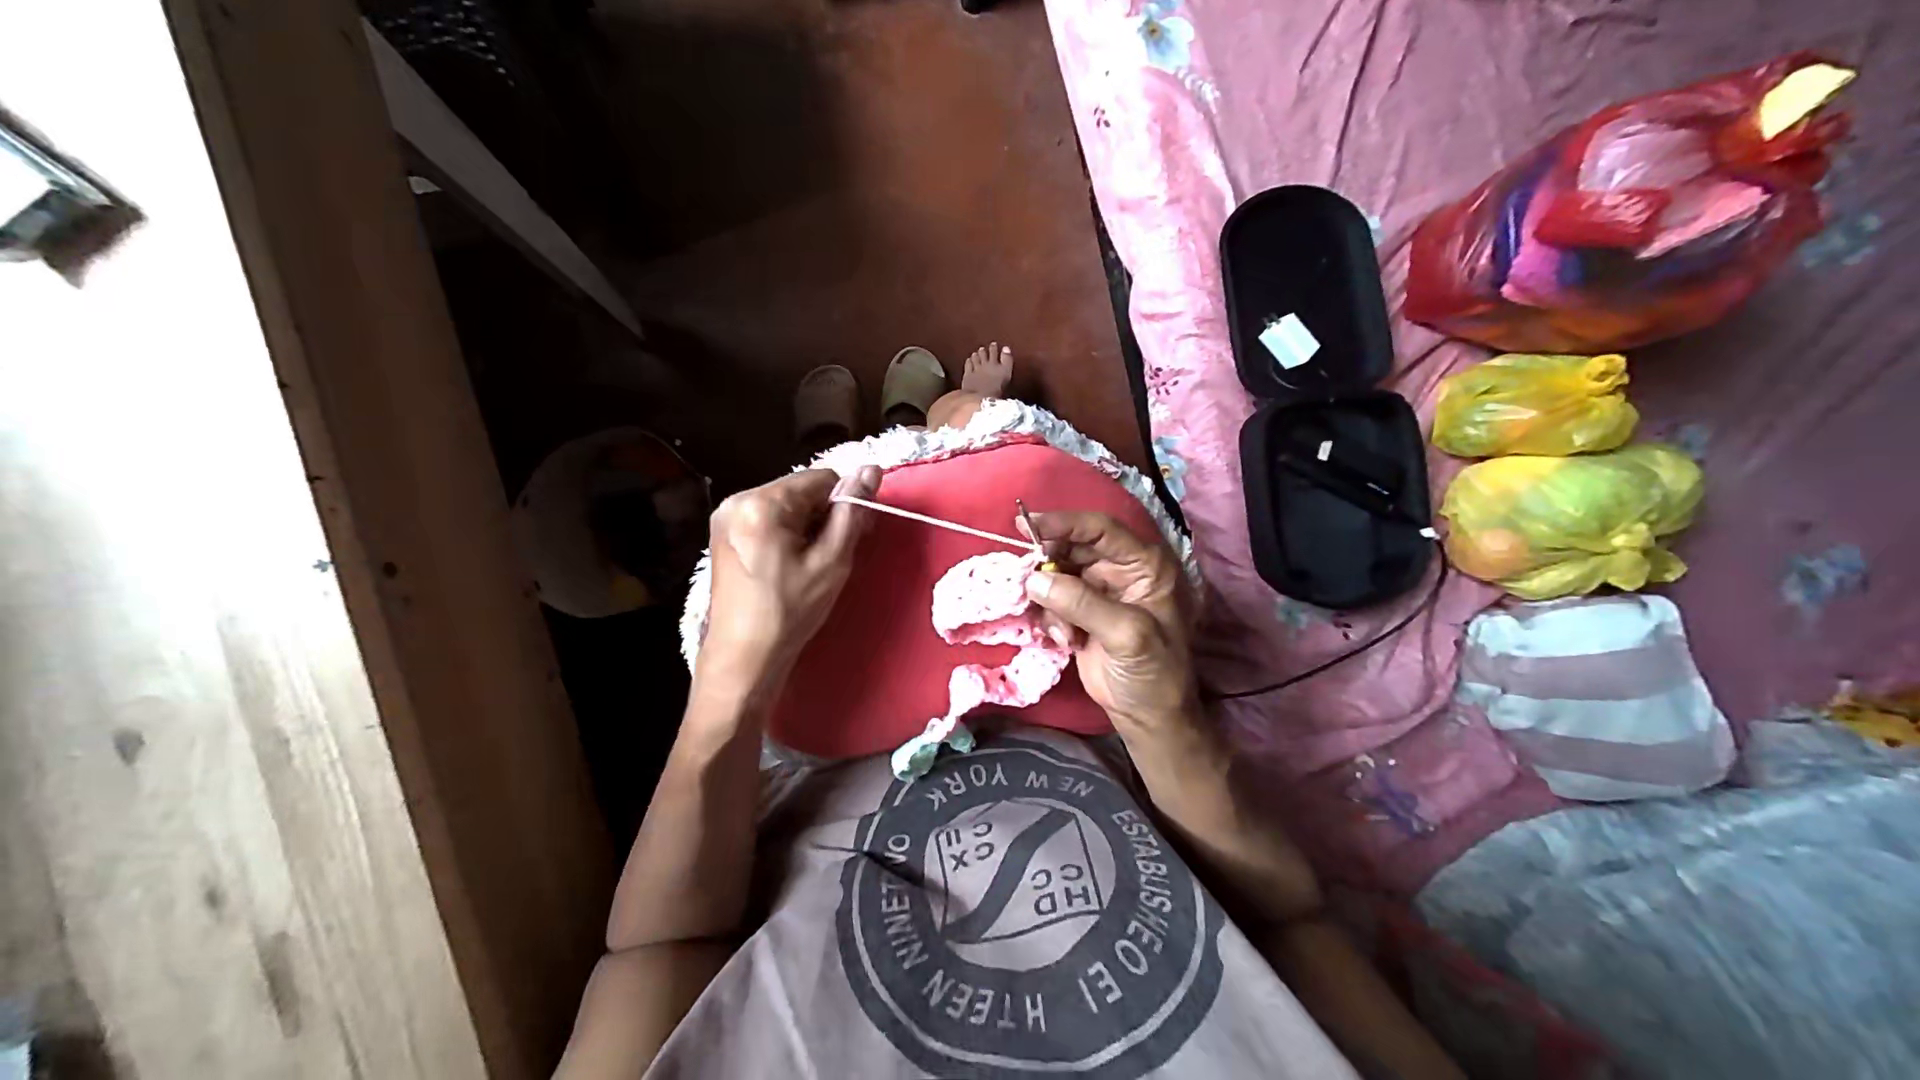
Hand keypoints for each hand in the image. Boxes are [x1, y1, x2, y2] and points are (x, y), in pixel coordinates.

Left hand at [701, 466, 879, 694]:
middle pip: (801, 490)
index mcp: (761, 503)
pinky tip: (791, 564)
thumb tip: (872, 469)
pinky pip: (767, 519)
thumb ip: (851, 513)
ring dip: (806, 526)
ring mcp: (725, 517)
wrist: (743, 657)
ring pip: (785, 505)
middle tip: (834, 554)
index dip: (845, 503)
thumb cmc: (790, 612)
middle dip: (824, 515)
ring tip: (812, 563)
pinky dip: (786, 534)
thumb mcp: (831, 562)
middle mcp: (737, 500)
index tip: (854, 535)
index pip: (822, 478)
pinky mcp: (723, 535)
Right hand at [1018, 511, 1198, 740]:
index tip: (1027, 524)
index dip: (1064, 523)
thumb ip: (1082, 603)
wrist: (1147, 717)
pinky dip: (1049, 617)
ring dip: (1048, 599)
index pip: (1100, 529)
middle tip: (1027, 580)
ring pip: (1055, 573)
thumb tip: (1035, 579)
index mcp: (1145, 565)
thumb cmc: (1153, 673)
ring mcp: (1097, 591)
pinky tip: (1065, 640)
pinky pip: (1050, 599)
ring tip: (1063, 631)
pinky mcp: (1078, 613)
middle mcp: (1120, 571)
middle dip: (1048, 563)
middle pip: (1072, 547)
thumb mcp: (1127, 635)